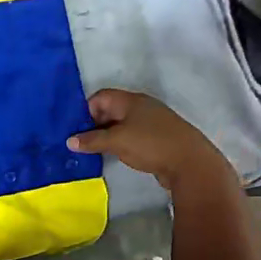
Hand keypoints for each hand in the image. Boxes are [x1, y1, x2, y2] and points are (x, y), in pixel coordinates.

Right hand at [67, 89, 236, 194]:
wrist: (190, 162)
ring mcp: (151, 121)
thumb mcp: (116, 141)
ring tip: (95, 150)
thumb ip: (91, 140)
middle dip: (94, 124)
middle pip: (110, 109)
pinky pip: (131, 135)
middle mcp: (141, 106)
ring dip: (107, 135)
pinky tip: (115, 155)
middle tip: (82, 142)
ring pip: (120, 123)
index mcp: (131, 101)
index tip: (77, 129)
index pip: (100, 97)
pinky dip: (120, 142)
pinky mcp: (157, 137)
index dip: (86, 110)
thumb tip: (69, 141)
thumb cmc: (150, 144)